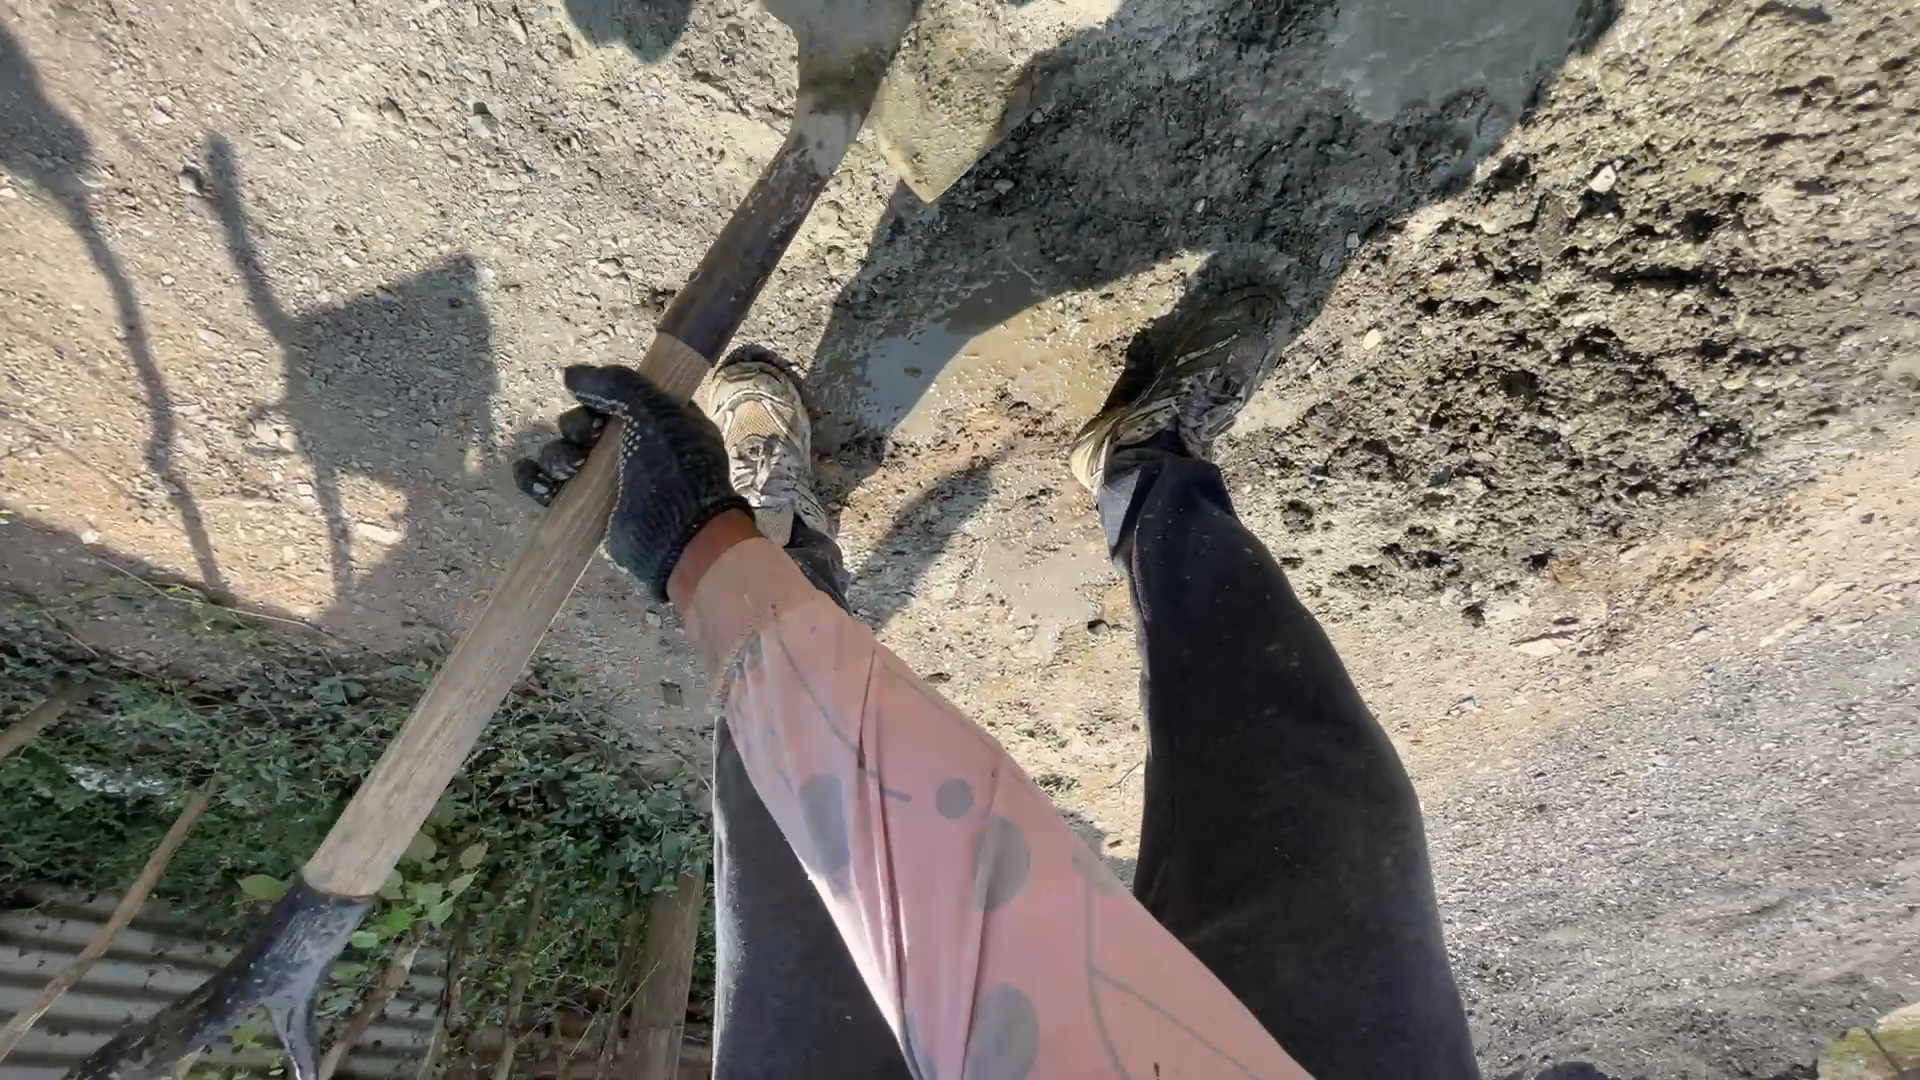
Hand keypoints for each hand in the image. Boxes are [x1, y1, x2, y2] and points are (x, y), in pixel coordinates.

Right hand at [514, 365, 750, 599]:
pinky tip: (528, 470)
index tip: (592, 400)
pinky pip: (552, 488)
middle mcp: (637, 450)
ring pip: (566, 455)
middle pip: (585, 425)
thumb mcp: (656, 410)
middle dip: (574, 427)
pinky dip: (535, 478)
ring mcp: (614, 482)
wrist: (679, 532)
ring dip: (557, 454)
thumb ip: (617, 384)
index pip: (619, 399)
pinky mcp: (593, 510)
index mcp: (662, 423)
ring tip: (569, 467)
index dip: (599, 396)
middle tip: (585, 438)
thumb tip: (571, 376)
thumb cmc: (676, 466)